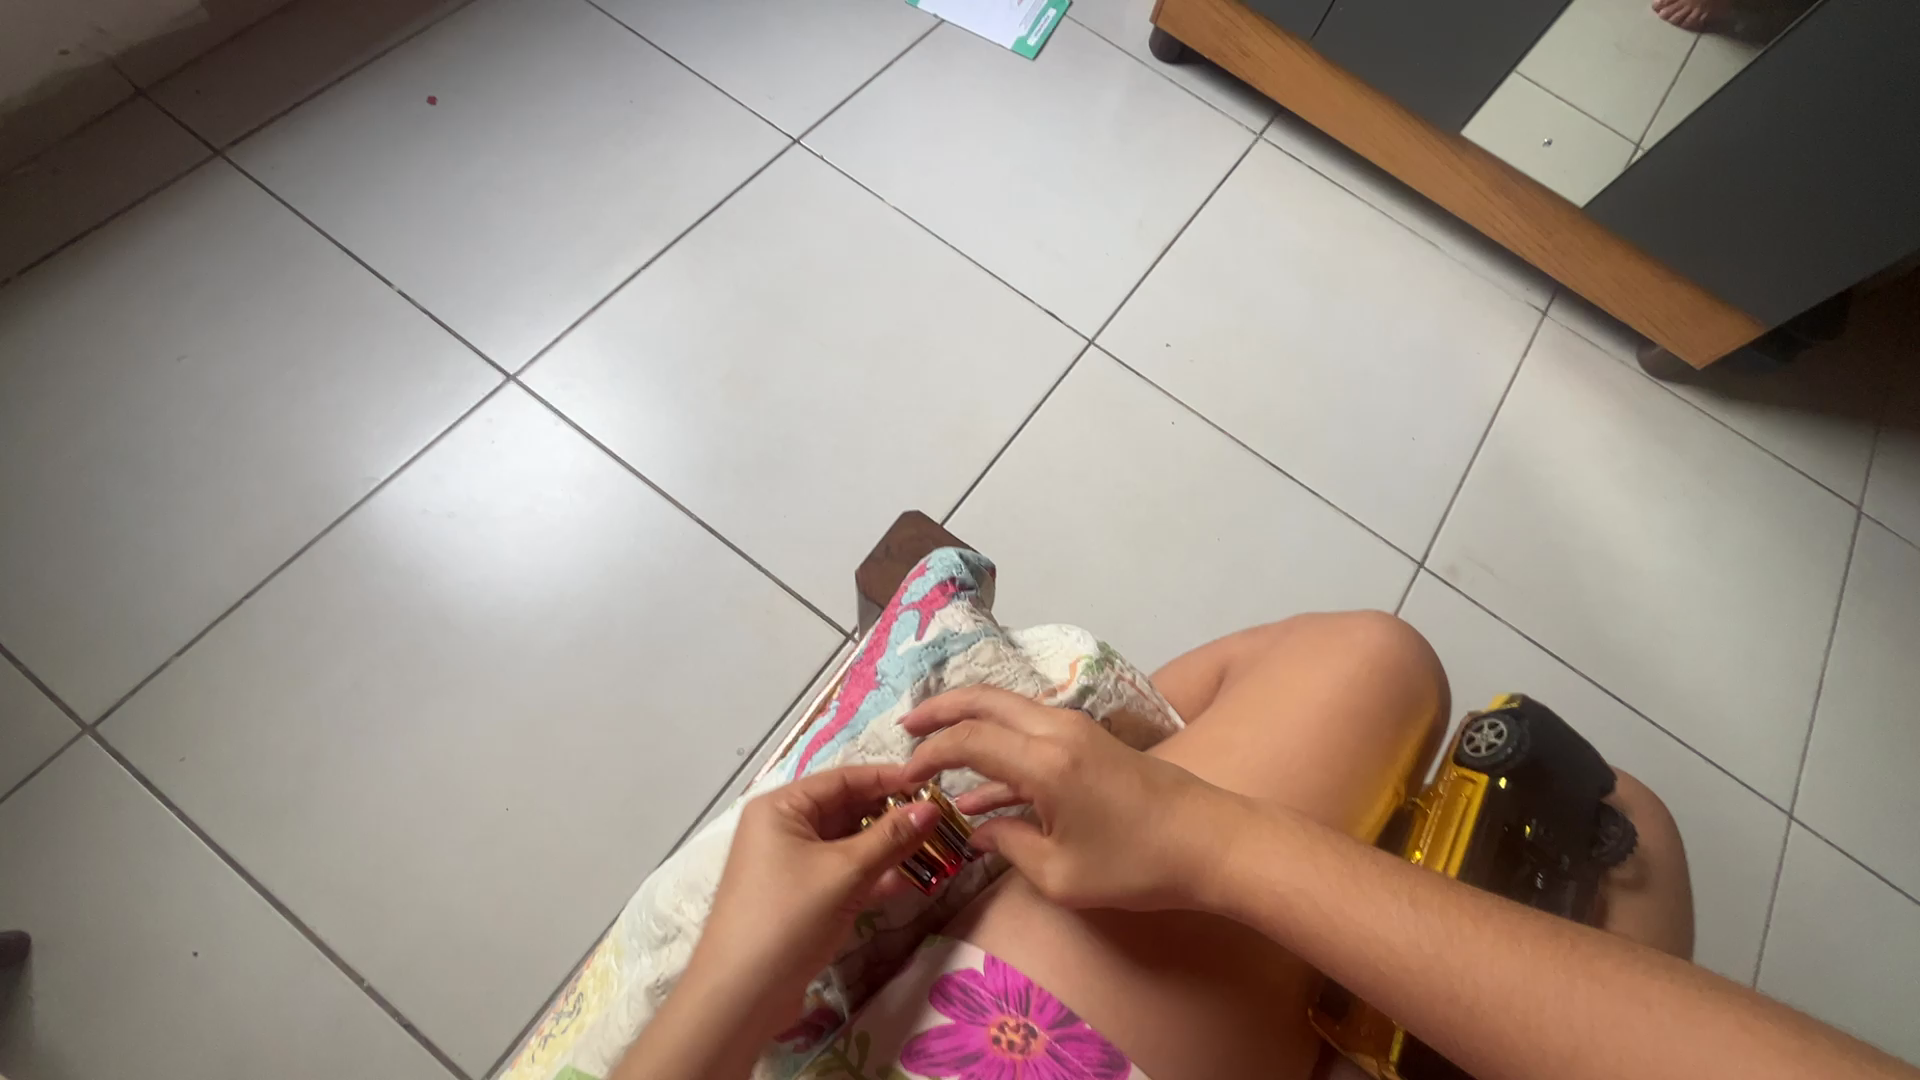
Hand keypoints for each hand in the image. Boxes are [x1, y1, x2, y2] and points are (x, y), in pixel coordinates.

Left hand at [689, 764, 941, 1036]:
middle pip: (846, 809)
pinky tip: (907, 880)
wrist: (739, 1001)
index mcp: (782, 807)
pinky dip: (871, 874)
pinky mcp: (799, 897)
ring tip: (931, 847)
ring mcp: (789, 864)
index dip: (887, 778)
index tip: (930, 782)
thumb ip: (891, 837)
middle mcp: (783, 828)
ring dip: (886, 847)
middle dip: (890, 815)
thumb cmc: (788, 919)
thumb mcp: (845, 872)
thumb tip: (932, 808)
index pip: (843, 778)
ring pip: (847, 844)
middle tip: (936, 818)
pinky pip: (841, 873)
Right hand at [900, 686, 1248, 911]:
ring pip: (1007, 707)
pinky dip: (1000, 743)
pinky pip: (1029, 728)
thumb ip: (1007, 844)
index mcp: (1044, 761)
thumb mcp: (1061, 874)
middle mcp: (1055, 729)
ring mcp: (1075, 728)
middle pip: (983, 700)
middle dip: (939, 709)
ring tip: (932, 744)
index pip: (968, 740)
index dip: (928, 753)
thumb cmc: (1138, 865)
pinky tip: (981, 786)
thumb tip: (975, 830)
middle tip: (906, 727)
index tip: (903, 775)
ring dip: (968, 720)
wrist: (1211, 842)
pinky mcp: (1088, 738)